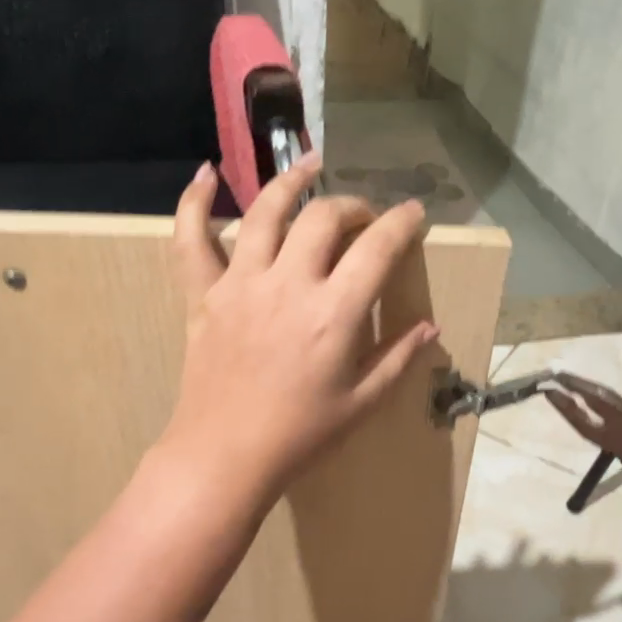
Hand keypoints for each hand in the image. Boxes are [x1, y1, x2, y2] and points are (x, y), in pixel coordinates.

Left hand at [162, 153, 438, 493]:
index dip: (401, 223)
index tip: (414, 213)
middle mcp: (289, 285)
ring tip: (311, 165)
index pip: (377, 248)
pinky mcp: (204, 294)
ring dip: (292, 181)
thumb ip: (398, 358)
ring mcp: (240, 284)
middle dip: (353, 206)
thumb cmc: (301, 436)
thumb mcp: (361, 402)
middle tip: (365, 217)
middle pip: (324, 218)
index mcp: (334, 313)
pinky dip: (195, 202)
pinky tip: (207, 174)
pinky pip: (191, 239)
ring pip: (266, 212)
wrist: (225, 456)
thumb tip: (430, 327)